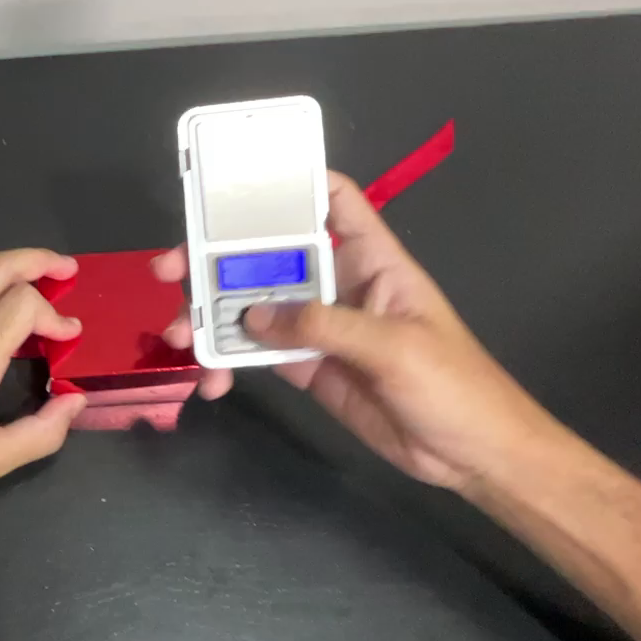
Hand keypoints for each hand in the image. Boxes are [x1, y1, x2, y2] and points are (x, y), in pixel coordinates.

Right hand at [152, 172, 566, 490]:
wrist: (472, 457)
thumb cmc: (456, 387)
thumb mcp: (395, 348)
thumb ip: (323, 326)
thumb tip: (251, 316)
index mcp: (371, 261)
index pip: (334, 202)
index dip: (292, 184)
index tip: (235, 186)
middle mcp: (335, 284)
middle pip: (267, 255)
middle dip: (214, 259)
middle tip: (169, 270)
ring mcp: (315, 326)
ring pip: (248, 306)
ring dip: (208, 317)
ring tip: (179, 337)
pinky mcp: (302, 365)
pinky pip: (252, 352)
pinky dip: (225, 362)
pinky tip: (212, 380)